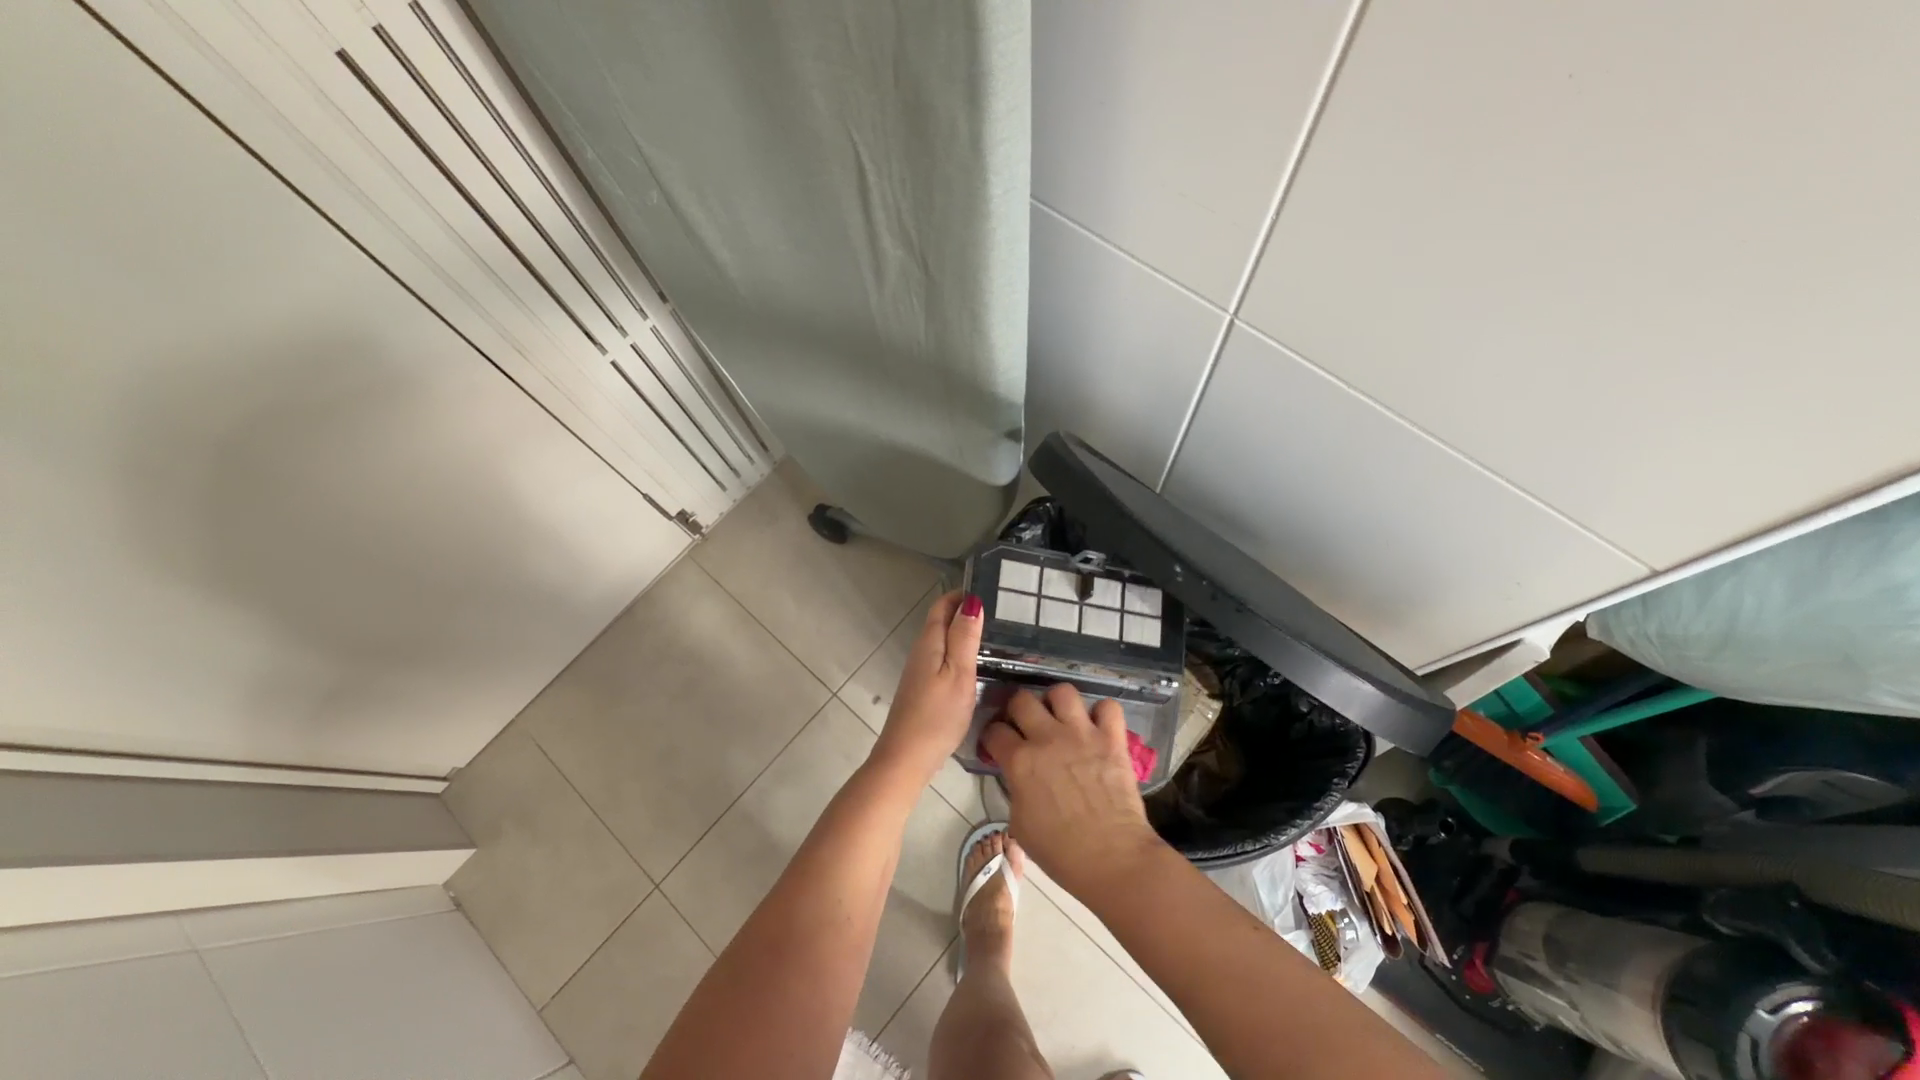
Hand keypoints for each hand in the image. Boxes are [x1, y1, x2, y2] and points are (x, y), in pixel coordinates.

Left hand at [873, 591, 983, 781]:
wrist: (907, 757)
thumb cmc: (937, 715)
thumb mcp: (958, 674)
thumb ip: (964, 638)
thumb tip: (971, 602)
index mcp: (929, 643)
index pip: (942, 605)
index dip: (961, 595)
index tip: (989, 591)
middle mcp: (921, 652)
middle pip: (940, 621)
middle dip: (963, 612)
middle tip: (998, 612)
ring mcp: (919, 672)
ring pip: (941, 642)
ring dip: (962, 633)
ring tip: (993, 636)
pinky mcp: (922, 689)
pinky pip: (941, 660)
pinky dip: (958, 653)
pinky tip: (974, 666)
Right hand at [980, 684, 1165, 897]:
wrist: (1111, 857)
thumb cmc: (1060, 851)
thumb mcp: (1019, 824)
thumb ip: (1016, 791)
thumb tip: (1020, 780)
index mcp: (1019, 761)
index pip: (994, 731)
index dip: (992, 737)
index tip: (997, 745)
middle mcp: (1048, 738)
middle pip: (1022, 699)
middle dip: (1017, 709)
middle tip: (1025, 725)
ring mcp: (1082, 734)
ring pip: (1062, 691)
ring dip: (1057, 703)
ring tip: (1060, 719)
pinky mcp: (1113, 739)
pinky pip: (1108, 707)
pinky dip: (1102, 714)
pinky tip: (1098, 728)